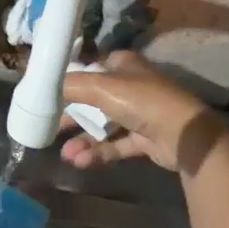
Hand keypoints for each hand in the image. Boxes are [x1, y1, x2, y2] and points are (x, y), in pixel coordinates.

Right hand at [60, 51, 227, 172]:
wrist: (185, 134)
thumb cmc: (142, 101)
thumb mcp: (101, 86)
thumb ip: (71, 86)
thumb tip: (43, 86)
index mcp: (123, 65)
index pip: (90, 68)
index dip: (69, 80)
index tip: (47, 95)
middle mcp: (130, 87)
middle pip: (93, 100)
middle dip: (72, 116)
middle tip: (50, 128)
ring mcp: (138, 114)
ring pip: (103, 125)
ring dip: (83, 139)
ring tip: (65, 155)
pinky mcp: (144, 139)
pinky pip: (115, 144)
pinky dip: (98, 152)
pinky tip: (80, 162)